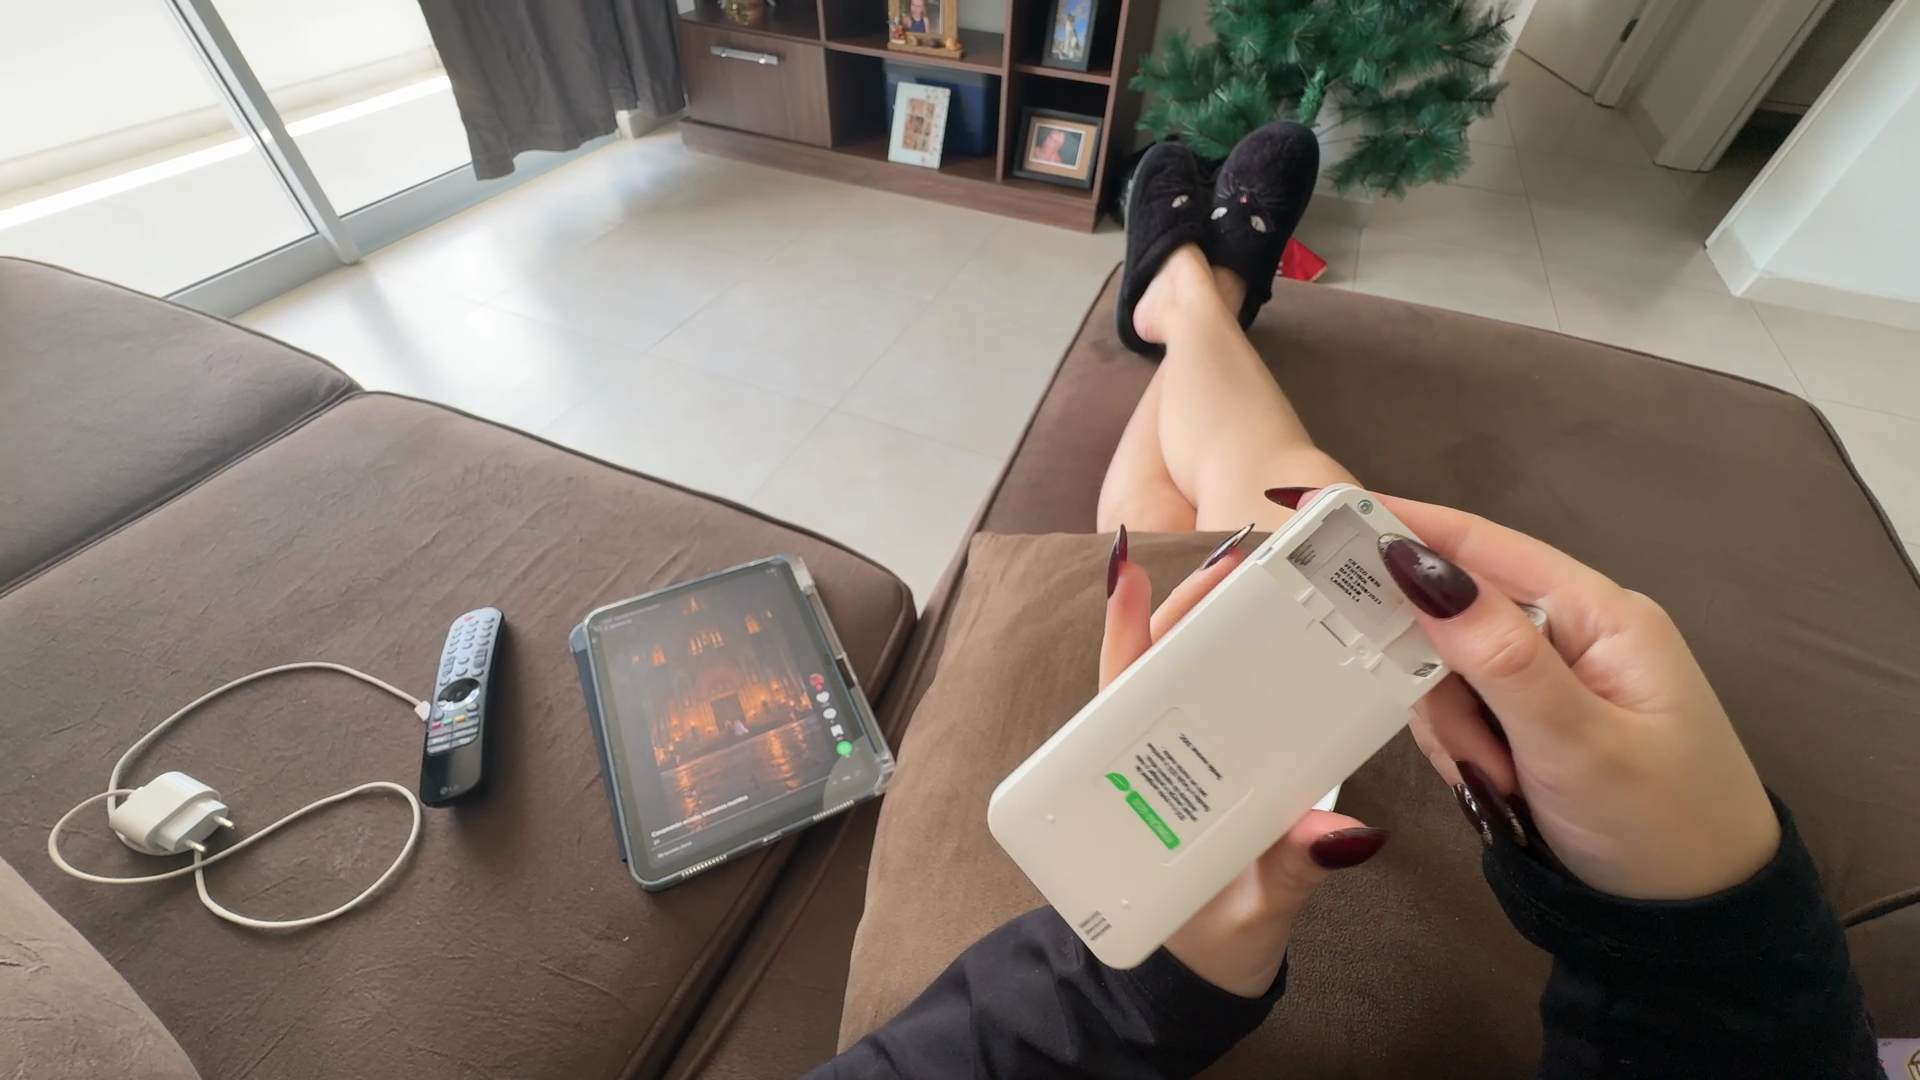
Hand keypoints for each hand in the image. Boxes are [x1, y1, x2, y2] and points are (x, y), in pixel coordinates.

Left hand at [1101, 526, 1387, 997]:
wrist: (1209, 970)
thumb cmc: (1208, 935)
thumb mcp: (1246, 909)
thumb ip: (1287, 871)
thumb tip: (1342, 832)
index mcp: (1140, 780)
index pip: (1121, 689)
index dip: (1125, 630)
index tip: (1128, 576)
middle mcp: (1156, 756)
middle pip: (1160, 664)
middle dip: (1186, 609)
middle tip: (1230, 565)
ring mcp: (1187, 755)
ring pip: (1188, 674)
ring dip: (1211, 624)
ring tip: (1248, 580)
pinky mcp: (1223, 766)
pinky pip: (1226, 707)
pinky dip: (1242, 668)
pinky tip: (1272, 639)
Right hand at [1375, 497, 1781, 900]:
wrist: (1687, 921)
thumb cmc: (1659, 825)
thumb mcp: (1574, 739)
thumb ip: (1497, 653)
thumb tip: (1418, 566)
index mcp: (1596, 614)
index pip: (1481, 544)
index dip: (1402, 521)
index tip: (1323, 509)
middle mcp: (1561, 630)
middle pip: (1446, 609)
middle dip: (1429, 670)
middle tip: (1453, 727)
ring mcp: (1534, 671)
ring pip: (1436, 663)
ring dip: (1446, 720)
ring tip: (1492, 776)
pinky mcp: (1513, 708)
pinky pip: (1445, 701)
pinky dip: (1452, 739)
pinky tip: (1487, 778)